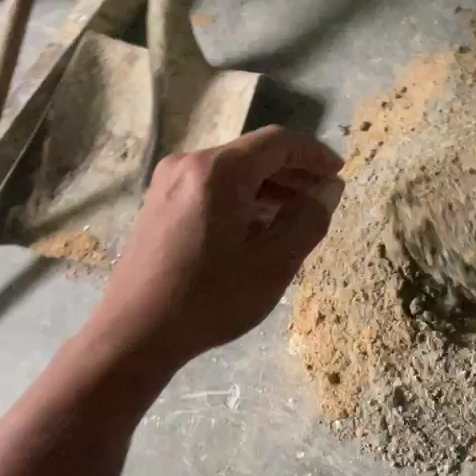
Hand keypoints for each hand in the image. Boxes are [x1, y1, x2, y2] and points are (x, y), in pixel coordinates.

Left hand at [84, 126, 343, 369]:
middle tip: (324, 197)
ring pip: (234, 171)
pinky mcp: (160, 204)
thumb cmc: (210, 299)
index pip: (278, 142)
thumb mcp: (275, 262)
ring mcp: (168, 183)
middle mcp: (189, 164)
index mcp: (219, 171)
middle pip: (254, 154)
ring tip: (298, 216)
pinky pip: (213, 187)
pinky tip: (259, 228)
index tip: (340, 173)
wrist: (135, 334)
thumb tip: (329, 189)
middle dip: (295, 172)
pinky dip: (244, 198)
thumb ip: (310, 219)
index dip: (315, 154)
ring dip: (271, 187)